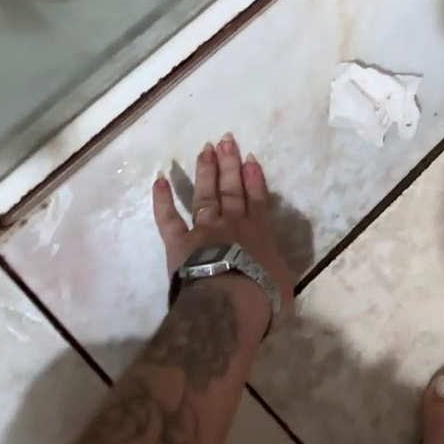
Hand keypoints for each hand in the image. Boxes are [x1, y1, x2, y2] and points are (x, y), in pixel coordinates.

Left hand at [151, 134, 298, 329]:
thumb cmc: (263, 297)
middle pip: (231, 189)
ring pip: (205, 195)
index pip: (257, 199)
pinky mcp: (180, 242)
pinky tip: (159, 180)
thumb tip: (276, 270)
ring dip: (205, 171)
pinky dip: (163, 200)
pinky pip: (169, 218)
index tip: (250, 158)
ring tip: (205, 149)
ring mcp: (205, 229)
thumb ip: (278, 269)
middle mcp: (233, 224)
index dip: (254, 179)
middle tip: (226, 140)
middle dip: (229, 164)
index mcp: (259, 233)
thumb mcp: (283, 283)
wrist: (231, 302)